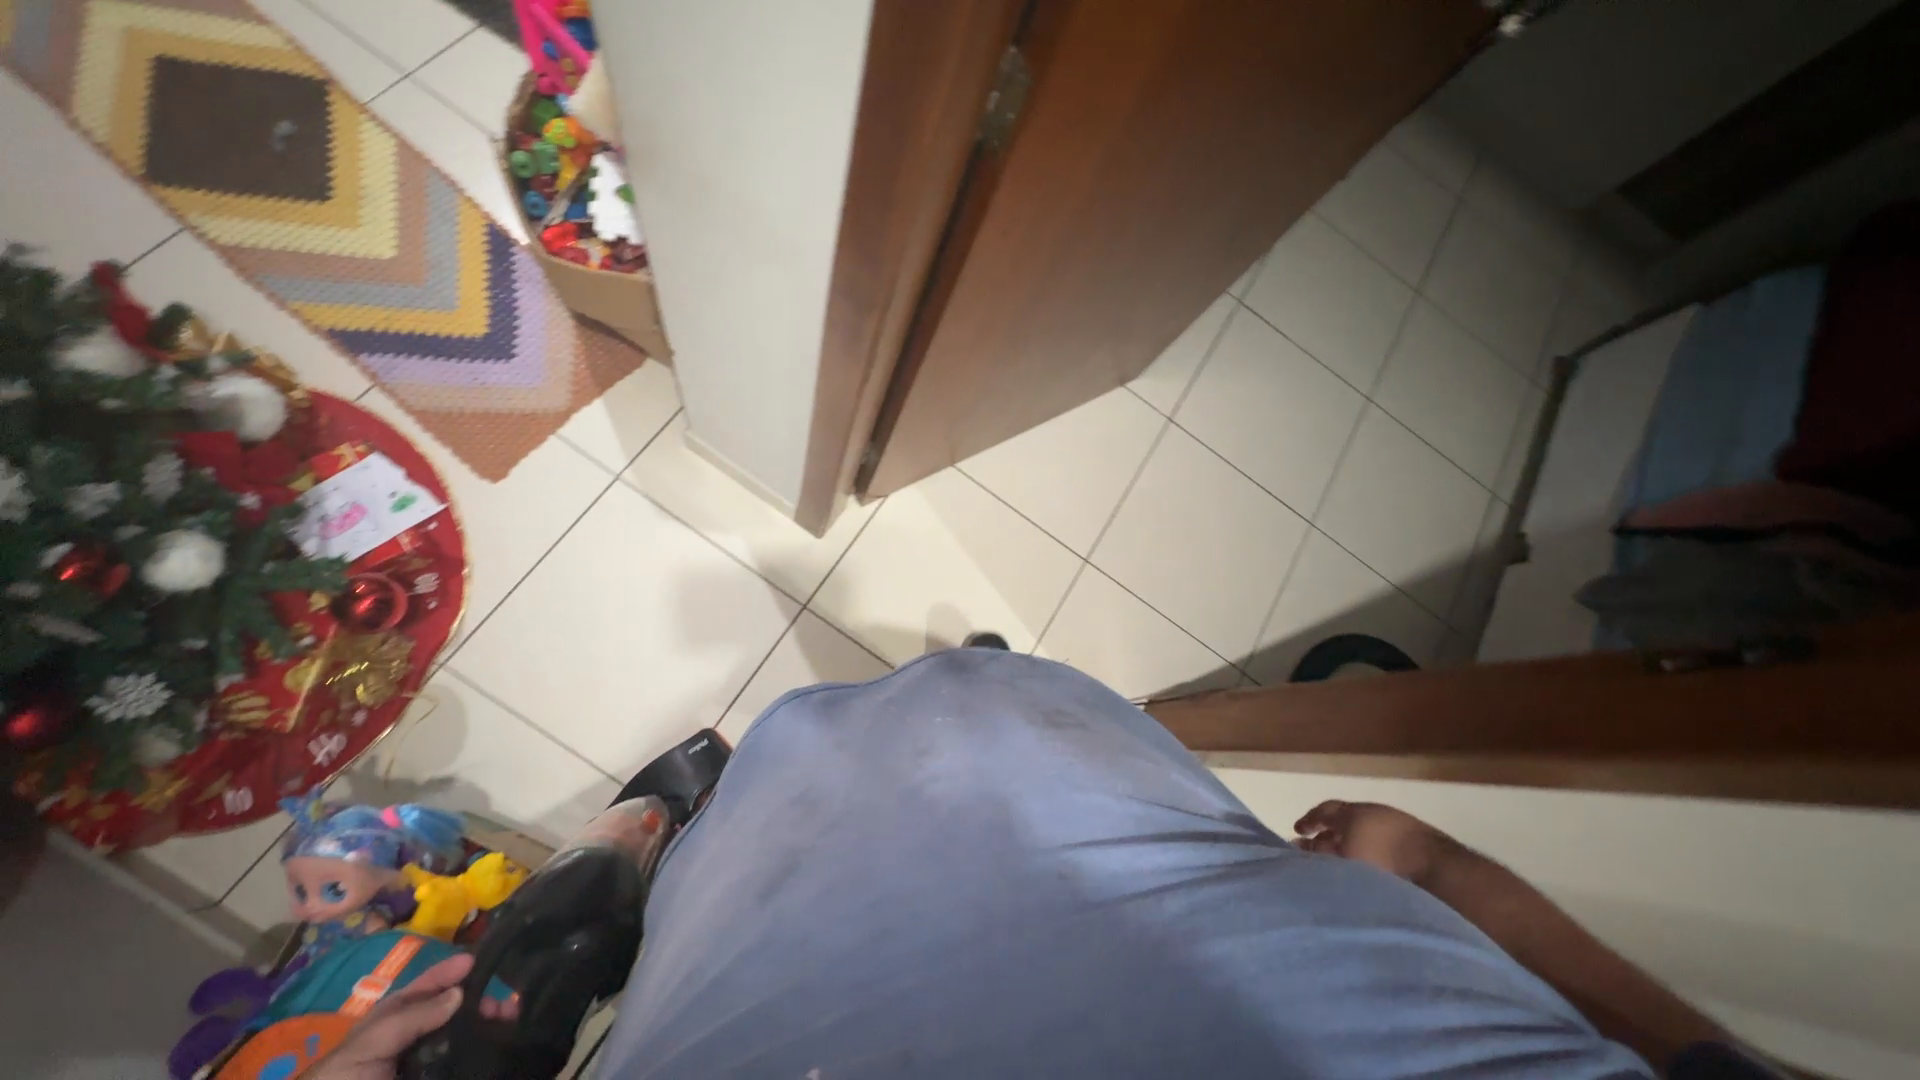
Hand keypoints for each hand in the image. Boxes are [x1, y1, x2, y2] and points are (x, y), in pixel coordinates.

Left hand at [306, 953, 519, 1079]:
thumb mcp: (364, 1049)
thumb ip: (409, 1019)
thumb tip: (459, 993)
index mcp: (392, 1023)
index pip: (425, 989)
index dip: (450, 972)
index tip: (477, 961)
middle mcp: (414, 1040)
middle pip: (454, 1010)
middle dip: (480, 1000)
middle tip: (504, 1003)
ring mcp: (429, 1064)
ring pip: (467, 1037)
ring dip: (491, 1025)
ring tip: (512, 1022)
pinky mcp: (447, 1074)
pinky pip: (469, 1063)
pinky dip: (491, 1053)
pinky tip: (509, 1044)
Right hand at [1293, 800, 1459, 885]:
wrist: (1438, 868)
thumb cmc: (1382, 860)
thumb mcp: (1343, 856)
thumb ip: (1320, 850)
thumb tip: (1299, 845)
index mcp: (1352, 811)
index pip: (1324, 811)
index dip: (1309, 821)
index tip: (1297, 832)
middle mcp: (1372, 812)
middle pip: (1343, 819)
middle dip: (1327, 831)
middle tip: (1314, 846)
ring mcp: (1395, 824)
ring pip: (1363, 830)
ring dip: (1349, 841)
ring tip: (1341, 859)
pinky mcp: (1414, 840)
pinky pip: (1380, 840)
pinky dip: (1368, 848)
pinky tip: (1368, 865)